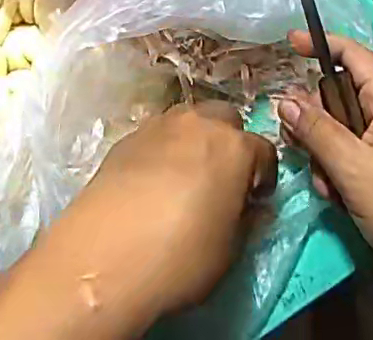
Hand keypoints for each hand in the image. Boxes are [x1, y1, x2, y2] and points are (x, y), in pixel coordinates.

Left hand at [0, 102, 276, 339]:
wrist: (108, 249)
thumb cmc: (182, 253)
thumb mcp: (230, 249)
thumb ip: (246, 218)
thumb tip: (250, 206)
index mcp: (233, 145)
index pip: (264, 150)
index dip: (264, 176)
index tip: (256, 199)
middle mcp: (197, 122)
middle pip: (225, 118)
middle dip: (230, 142)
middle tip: (224, 178)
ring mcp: (159, 123)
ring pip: (189, 118)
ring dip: (196, 138)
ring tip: (188, 174)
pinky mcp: (128, 134)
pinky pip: (158, 132)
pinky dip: (165, 147)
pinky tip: (156, 178)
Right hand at [276, 31, 372, 337]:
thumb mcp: (353, 170)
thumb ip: (315, 130)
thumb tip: (284, 99)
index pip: (354, 55)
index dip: (320, 44)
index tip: (287, 43)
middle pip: (344, 94)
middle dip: (317, 118)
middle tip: (296, 142)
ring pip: (348, 126)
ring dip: (328, 150)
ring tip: (326, 185)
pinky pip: (362, 150)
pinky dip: (345, 167)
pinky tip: (340, 196)